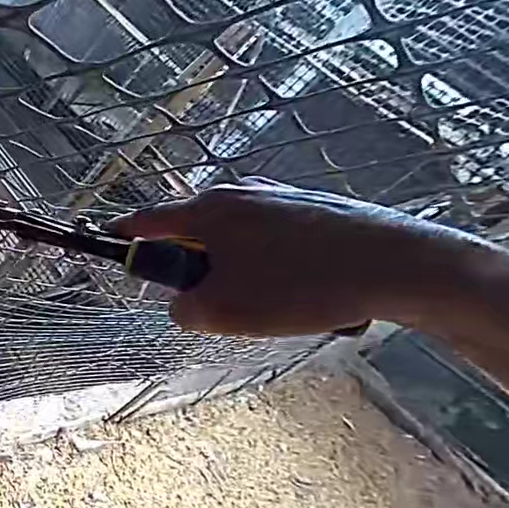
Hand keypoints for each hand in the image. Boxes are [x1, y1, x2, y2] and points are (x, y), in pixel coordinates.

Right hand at [108, 178, 506, 335]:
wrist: (402, 267)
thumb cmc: (299, 287)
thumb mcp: (221, 313)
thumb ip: (181, 309)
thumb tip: (182, 303)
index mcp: (207, 211)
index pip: (146, 221)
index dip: (122, 236)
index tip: (107, 242)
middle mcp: (238, 194)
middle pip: (190, 232)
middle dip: (189, 267)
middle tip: (208, 302)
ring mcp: (278, 197)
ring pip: (231, 239)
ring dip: (231, 270)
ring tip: (263, 302)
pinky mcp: (312, 208)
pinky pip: (266, 240)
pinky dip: (265, 265)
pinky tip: (295, 289)